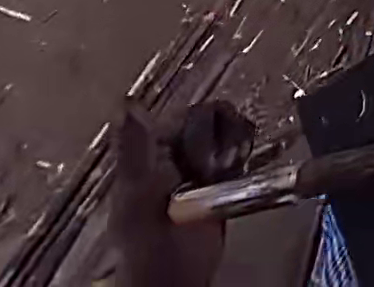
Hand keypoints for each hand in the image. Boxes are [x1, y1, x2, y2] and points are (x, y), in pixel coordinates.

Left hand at [109, 101, 253, 286]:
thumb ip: (134, 149)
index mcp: (152, 146)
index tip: (204, 158)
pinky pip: (242, 143)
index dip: (201, 129)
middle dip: (218, 141)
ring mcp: (203, 159)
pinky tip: (240, 166)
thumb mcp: (136, 196)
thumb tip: (127, 103)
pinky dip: (246, 148)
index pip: (188, 112)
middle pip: (213, 115)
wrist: (176, 284)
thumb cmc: (148, 246)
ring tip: (228, 170)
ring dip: (235, 143)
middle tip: (213, 171)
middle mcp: (178, 147)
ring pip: (230, 125)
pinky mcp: (225, 174)